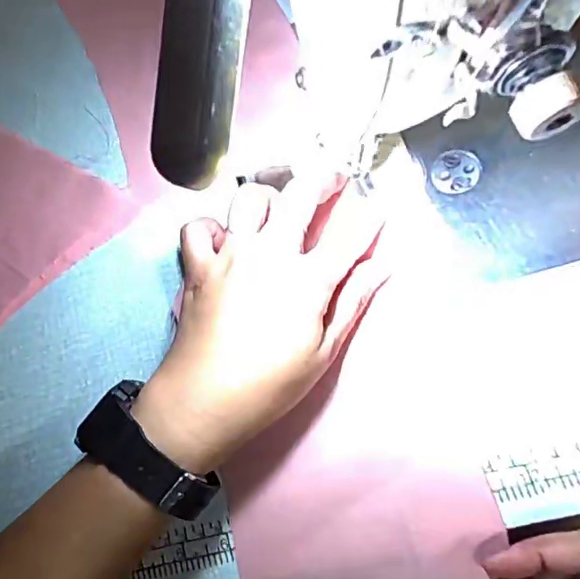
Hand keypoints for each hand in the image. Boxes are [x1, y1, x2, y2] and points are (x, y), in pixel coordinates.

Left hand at [133, 172, 387, 472]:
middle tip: (335, 178)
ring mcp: (230, 256)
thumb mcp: (323, 353)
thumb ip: (352, 302)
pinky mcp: (198, 266)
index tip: (378, 207)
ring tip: (279, 208)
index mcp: (308, 280)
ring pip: (249, 198)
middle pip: (300, 194)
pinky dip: (212, 226)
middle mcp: (270, 255)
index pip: (350, 233)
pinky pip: (199, 227)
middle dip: (325, 177)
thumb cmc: (269, 386)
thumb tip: (381, 268)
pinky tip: (224, 241)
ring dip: (270, 196)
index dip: (370, 215)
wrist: (203, 401)